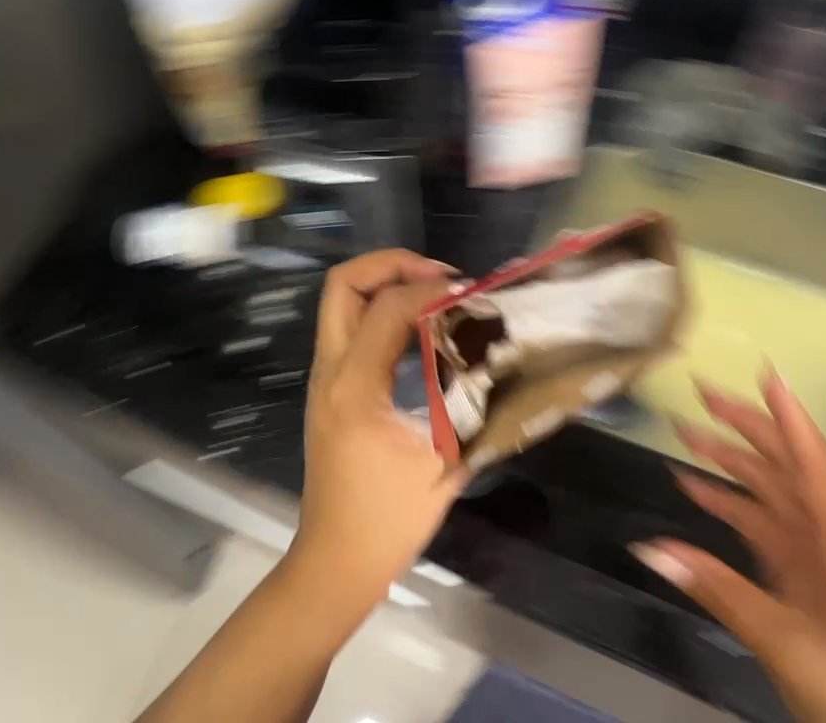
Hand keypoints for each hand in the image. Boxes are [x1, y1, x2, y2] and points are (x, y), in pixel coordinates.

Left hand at [290, 250, 464, 604]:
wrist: (337, 560)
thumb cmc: (389, 518)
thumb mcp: (443, 460)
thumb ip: (471, 402)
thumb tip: (501, 360)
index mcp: (354, 386)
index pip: (389, 307)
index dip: (432, 289)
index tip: (471, 295)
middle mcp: (330, 370)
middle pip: (343, 284)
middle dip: (392, 265)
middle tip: (441, 276)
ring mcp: (323, 378)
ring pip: (341, 302)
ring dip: (386, 285)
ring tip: (436, 295)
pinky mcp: (329, 389)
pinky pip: (349, 329)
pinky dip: (382, 313)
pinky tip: (424, 332)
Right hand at [631, 367, 825, 722]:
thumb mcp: (780, 642)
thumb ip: (715, 589)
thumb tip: (648, 549)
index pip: (815, 469)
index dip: (790, 421)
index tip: (767, 376)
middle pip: (788, 471)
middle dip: (747, 430)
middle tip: (702, 395)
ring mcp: (818, 560)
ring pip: (771, 496)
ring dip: (731, 466)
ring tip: (685, 436)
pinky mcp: (802, 579)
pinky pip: (762, 530)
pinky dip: (729, 508)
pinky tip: (695, 490)